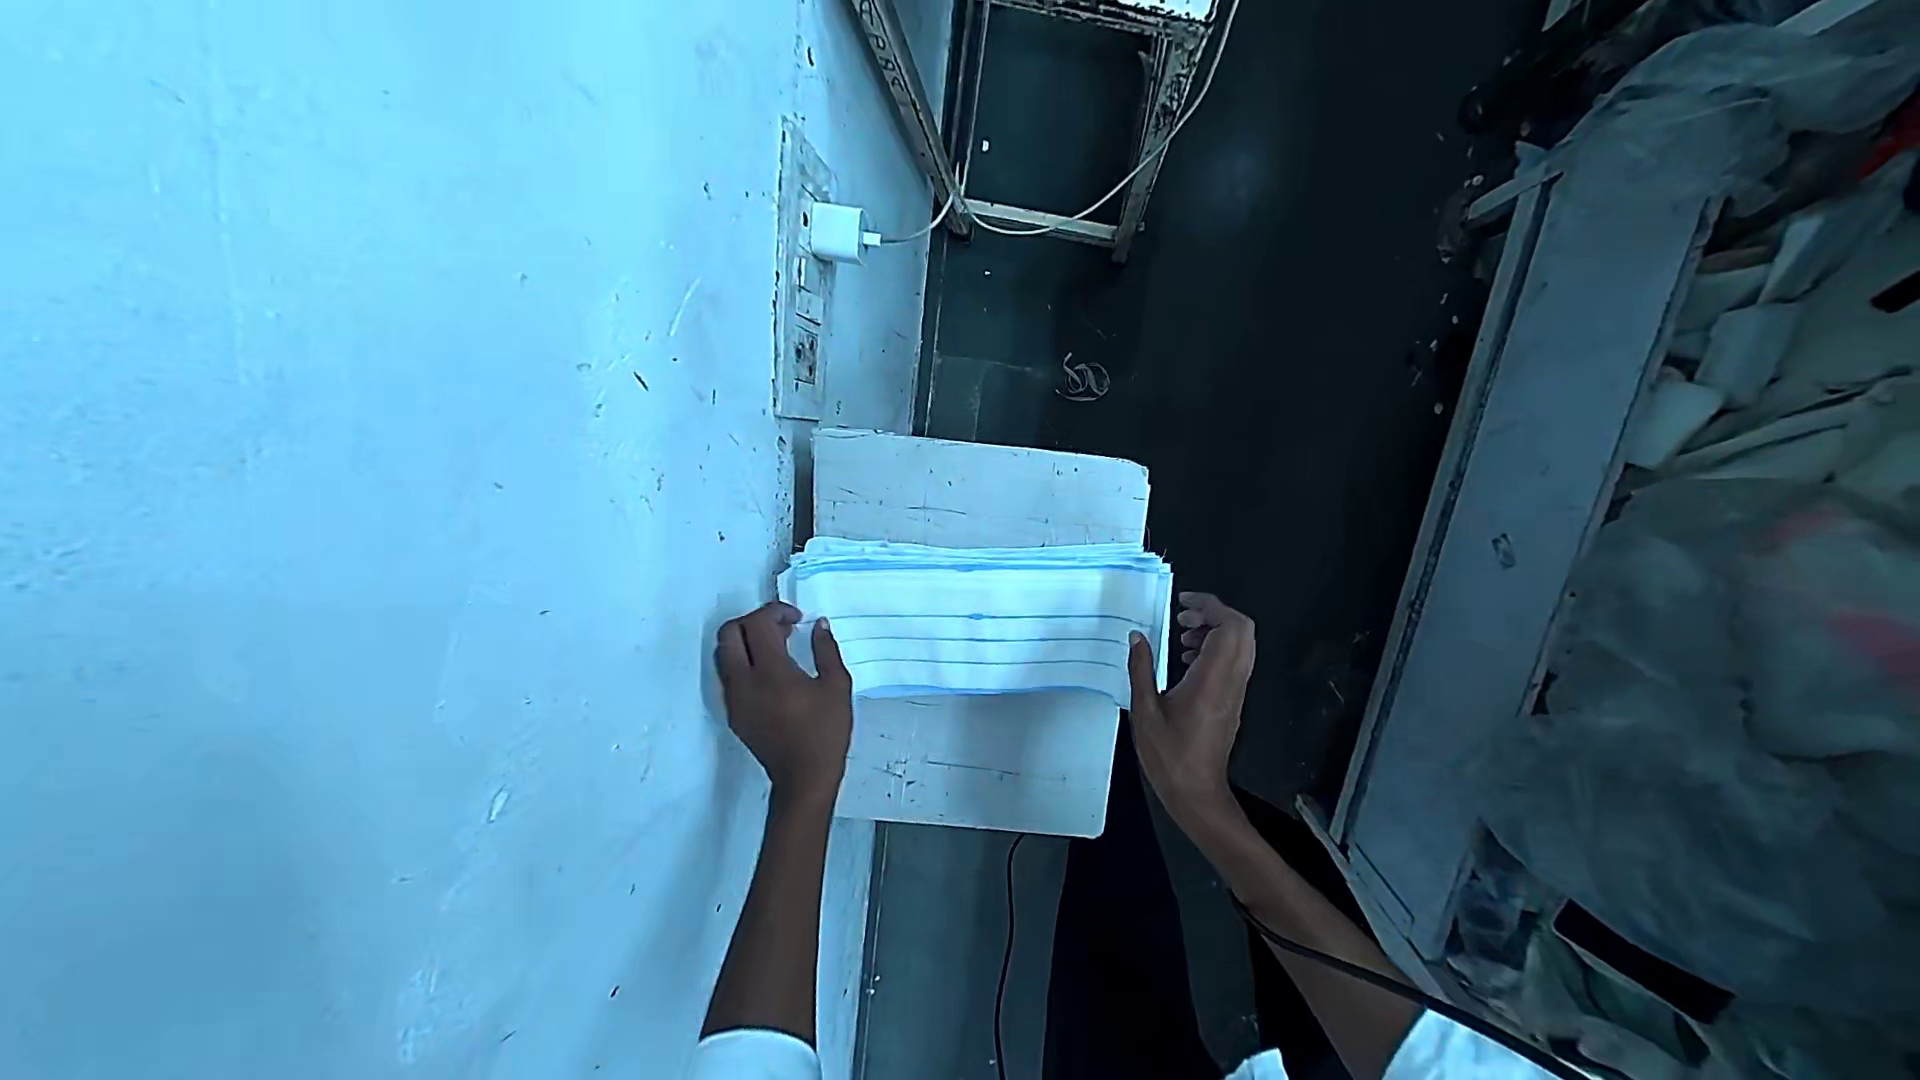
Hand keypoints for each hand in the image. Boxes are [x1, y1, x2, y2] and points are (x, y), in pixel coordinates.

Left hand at [715, 602, 854, 807]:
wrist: (803, 777)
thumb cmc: (825, 732)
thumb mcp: (837, 685)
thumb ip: (826, 649)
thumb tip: (819, 625)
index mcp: (770, 671)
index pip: (757, 623)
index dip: (776, 611)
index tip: (797, 618)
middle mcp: (744, 681)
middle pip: (730, 632)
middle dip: (754, 620)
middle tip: (782, 627)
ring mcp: (734, 698)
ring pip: (723, 652)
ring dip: (746, 640)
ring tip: (776, 646)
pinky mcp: (732, 712)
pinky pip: (728, 674)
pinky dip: (743, 660)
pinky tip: (770, 671)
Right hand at [1127, 592, 1255, 829]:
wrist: (1197, 793)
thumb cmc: (1169, 755)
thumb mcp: (1144, 710)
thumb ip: (1141, 668)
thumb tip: (1137, 637)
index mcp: (1212, 680)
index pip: (1230, 628)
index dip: (1211, 606)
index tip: (1183, 604)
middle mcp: (1232, 681)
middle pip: (1243, 630)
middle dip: (1214, 614)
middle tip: (1183, 617)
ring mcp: (1236, 691)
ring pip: (1241, 645)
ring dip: (1215, 630)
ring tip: (1181, 636)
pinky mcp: (1233, 700)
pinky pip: (1235, 661)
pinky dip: (1215, 648)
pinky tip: (1187, 659)